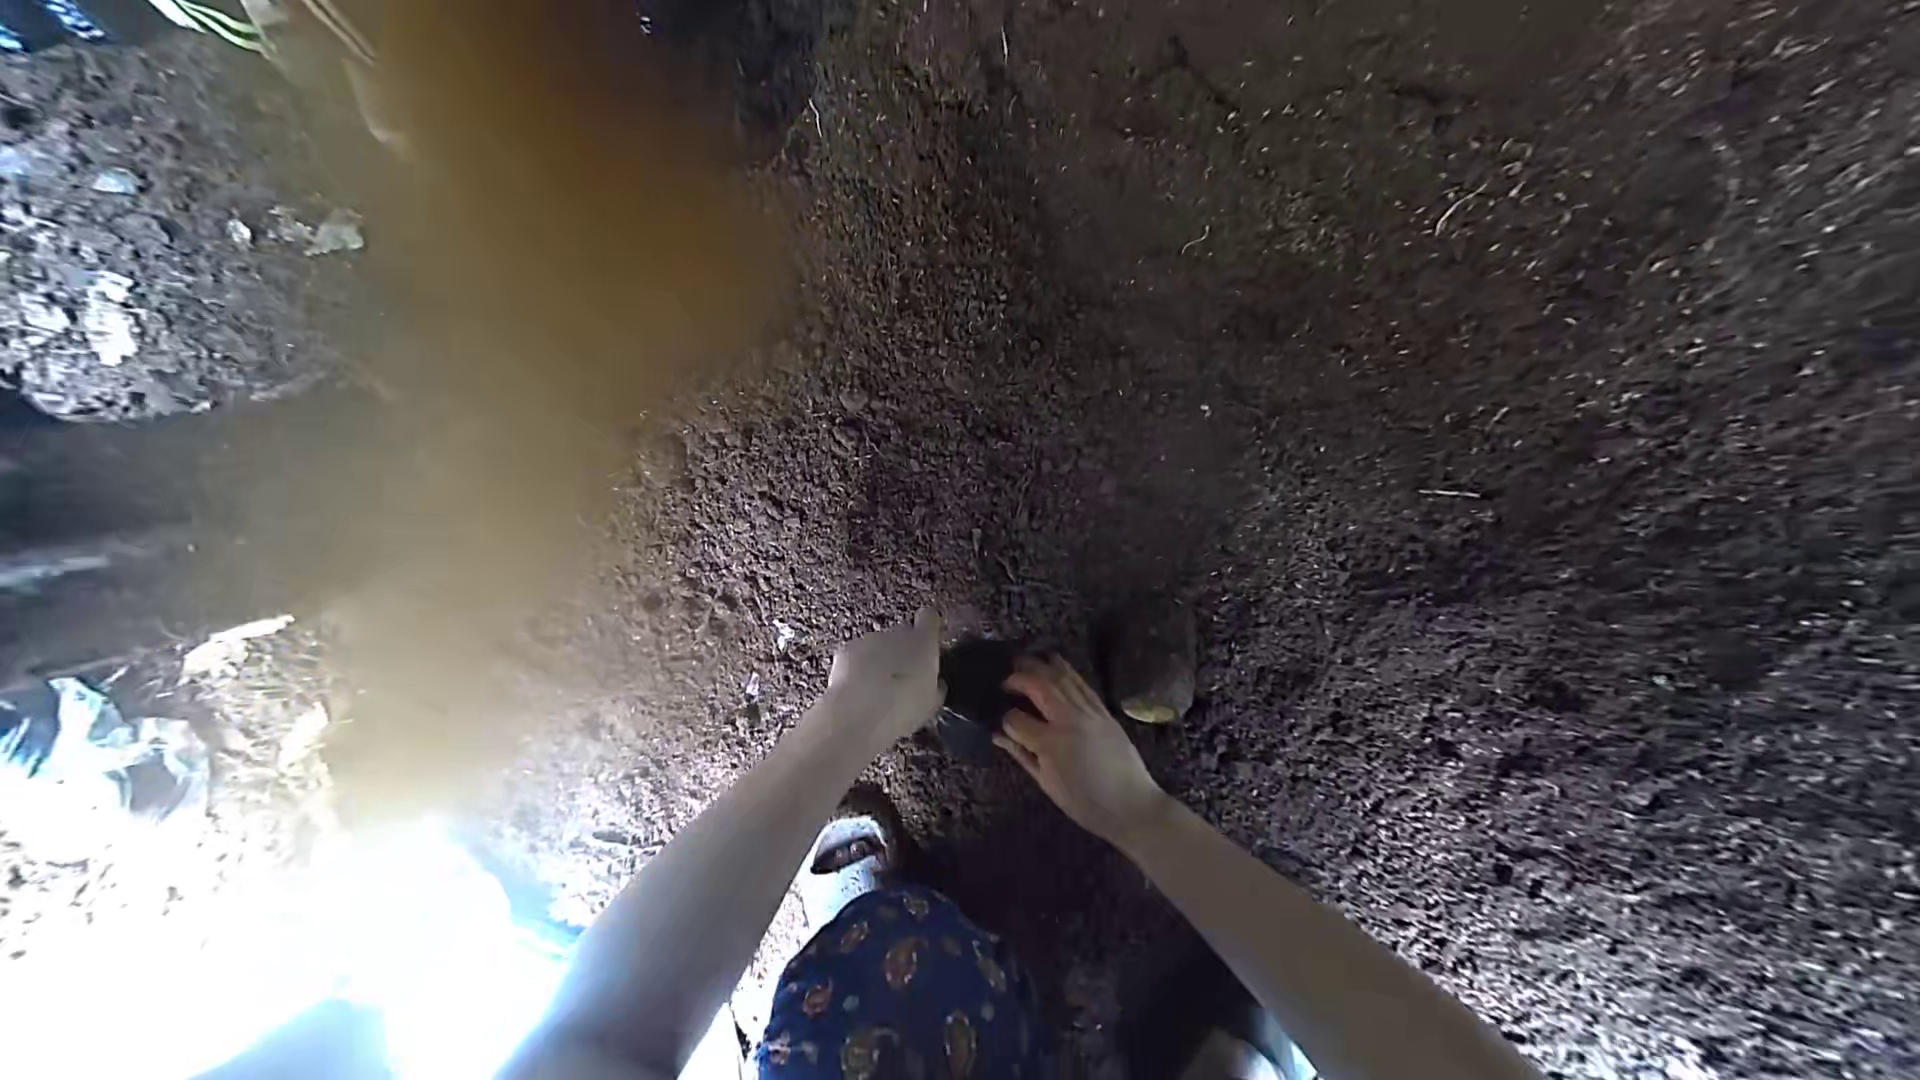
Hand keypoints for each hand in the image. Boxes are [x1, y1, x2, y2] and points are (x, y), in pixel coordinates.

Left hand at [823, 607, 944, 750]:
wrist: (861, 712)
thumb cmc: (904, 707)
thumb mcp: (931, 702)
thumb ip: (935, 685)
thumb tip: (935, 683)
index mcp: (923, 640)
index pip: (929, 617)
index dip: (929, 626)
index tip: (929, 640)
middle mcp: (896, 633)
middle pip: (902, 633)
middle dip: (903, 650)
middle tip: (903, 678)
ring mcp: (869, 639)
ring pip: (877, 645)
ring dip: (879, 660)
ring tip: (877, 690)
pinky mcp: (846, 650)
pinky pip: (856, 656)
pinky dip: (856, 668)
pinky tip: (858, 690)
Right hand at [996, 655, 1169, 845]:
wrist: (1132, 805)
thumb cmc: (1085, 803)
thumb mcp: (1047, 784)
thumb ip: (1021, 754)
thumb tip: (999, 735)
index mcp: (1051, 743)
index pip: (1017, 720)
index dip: (1005, 718)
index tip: (1001, 719)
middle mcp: (1069, 720)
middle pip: (1039, 686)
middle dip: (1019, 677)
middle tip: (1006, 677)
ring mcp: (1089, 712)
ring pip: (1062, 678)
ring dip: (1041, 665)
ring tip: (1025, 660)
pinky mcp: (1104, 711)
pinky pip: (1082, 684)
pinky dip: (1066, 671)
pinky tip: (1055, 664)